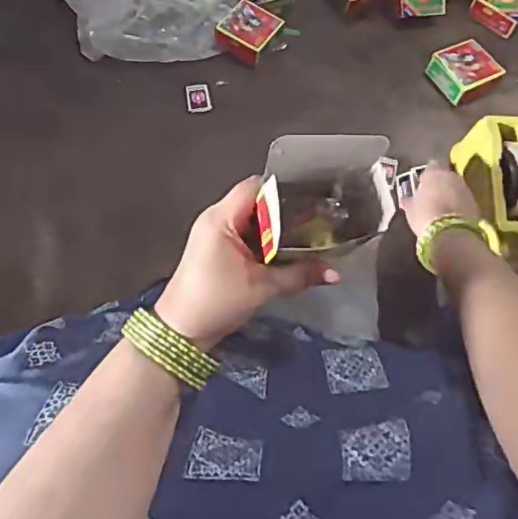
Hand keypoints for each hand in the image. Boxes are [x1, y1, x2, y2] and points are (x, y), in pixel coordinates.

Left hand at [154, 176, 339, 348]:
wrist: (181, 332)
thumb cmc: (217, 302)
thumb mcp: (262, 287)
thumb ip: (300, 275)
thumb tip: (335, 273)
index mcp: (221, 218)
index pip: (255, 186)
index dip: (283, 191)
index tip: (310, 201)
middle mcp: (215, 219)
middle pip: (255, 201)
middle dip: (284, 211)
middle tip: (315, 220)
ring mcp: (214, 234)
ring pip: (251, 219)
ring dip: (275, 228)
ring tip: (306, 235)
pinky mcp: (216, 249)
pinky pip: (244, 234)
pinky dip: (264, 240)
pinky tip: (284, 251)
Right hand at [399, 160, 480, 235]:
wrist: (450, 232)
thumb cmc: (424, 215)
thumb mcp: (411, 209)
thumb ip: (410, 201)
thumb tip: (406, 199)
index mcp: (433, 173)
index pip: (431, 165)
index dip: (427, 174)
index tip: (423, 183)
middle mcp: (451, 176)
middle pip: (446, 175)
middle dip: (441, 183)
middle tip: (433, 195)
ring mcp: (465, 188)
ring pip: (456, 186)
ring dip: (451, 193)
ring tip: (443, 206)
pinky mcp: (475, 202)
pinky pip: (464, 198)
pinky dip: (459, 203)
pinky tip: (453, 214)